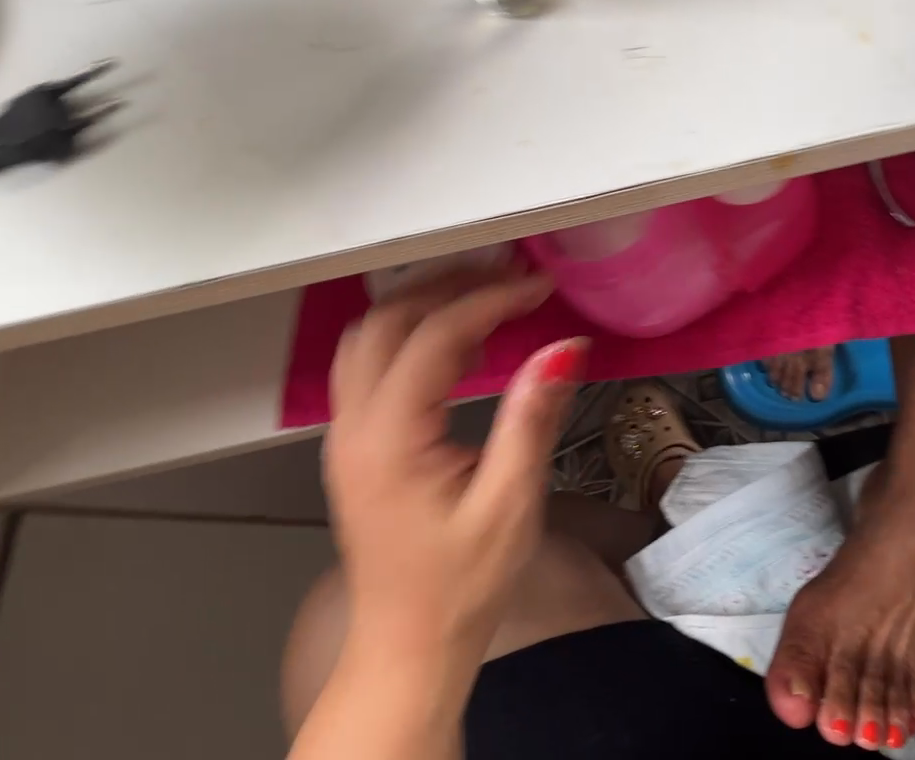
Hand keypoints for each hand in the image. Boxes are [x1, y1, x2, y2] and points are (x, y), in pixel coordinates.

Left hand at [324, 269, 584, 664]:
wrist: (410, 644)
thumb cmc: (462, 583)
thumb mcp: (511, 503)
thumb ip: (532, 419)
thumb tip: (564, 349)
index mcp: (390, 439)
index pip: (436, 337)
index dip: (491, 300)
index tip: (540, 287)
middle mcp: (355, 427)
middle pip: (384, 321)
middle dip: (446, 283)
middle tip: (508, 271)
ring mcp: (350, 435)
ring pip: (370, 337)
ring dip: (424, 302)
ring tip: (485, 289)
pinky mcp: (362, 445)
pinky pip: (375, 364)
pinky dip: (415, 333)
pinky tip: (462, 339)